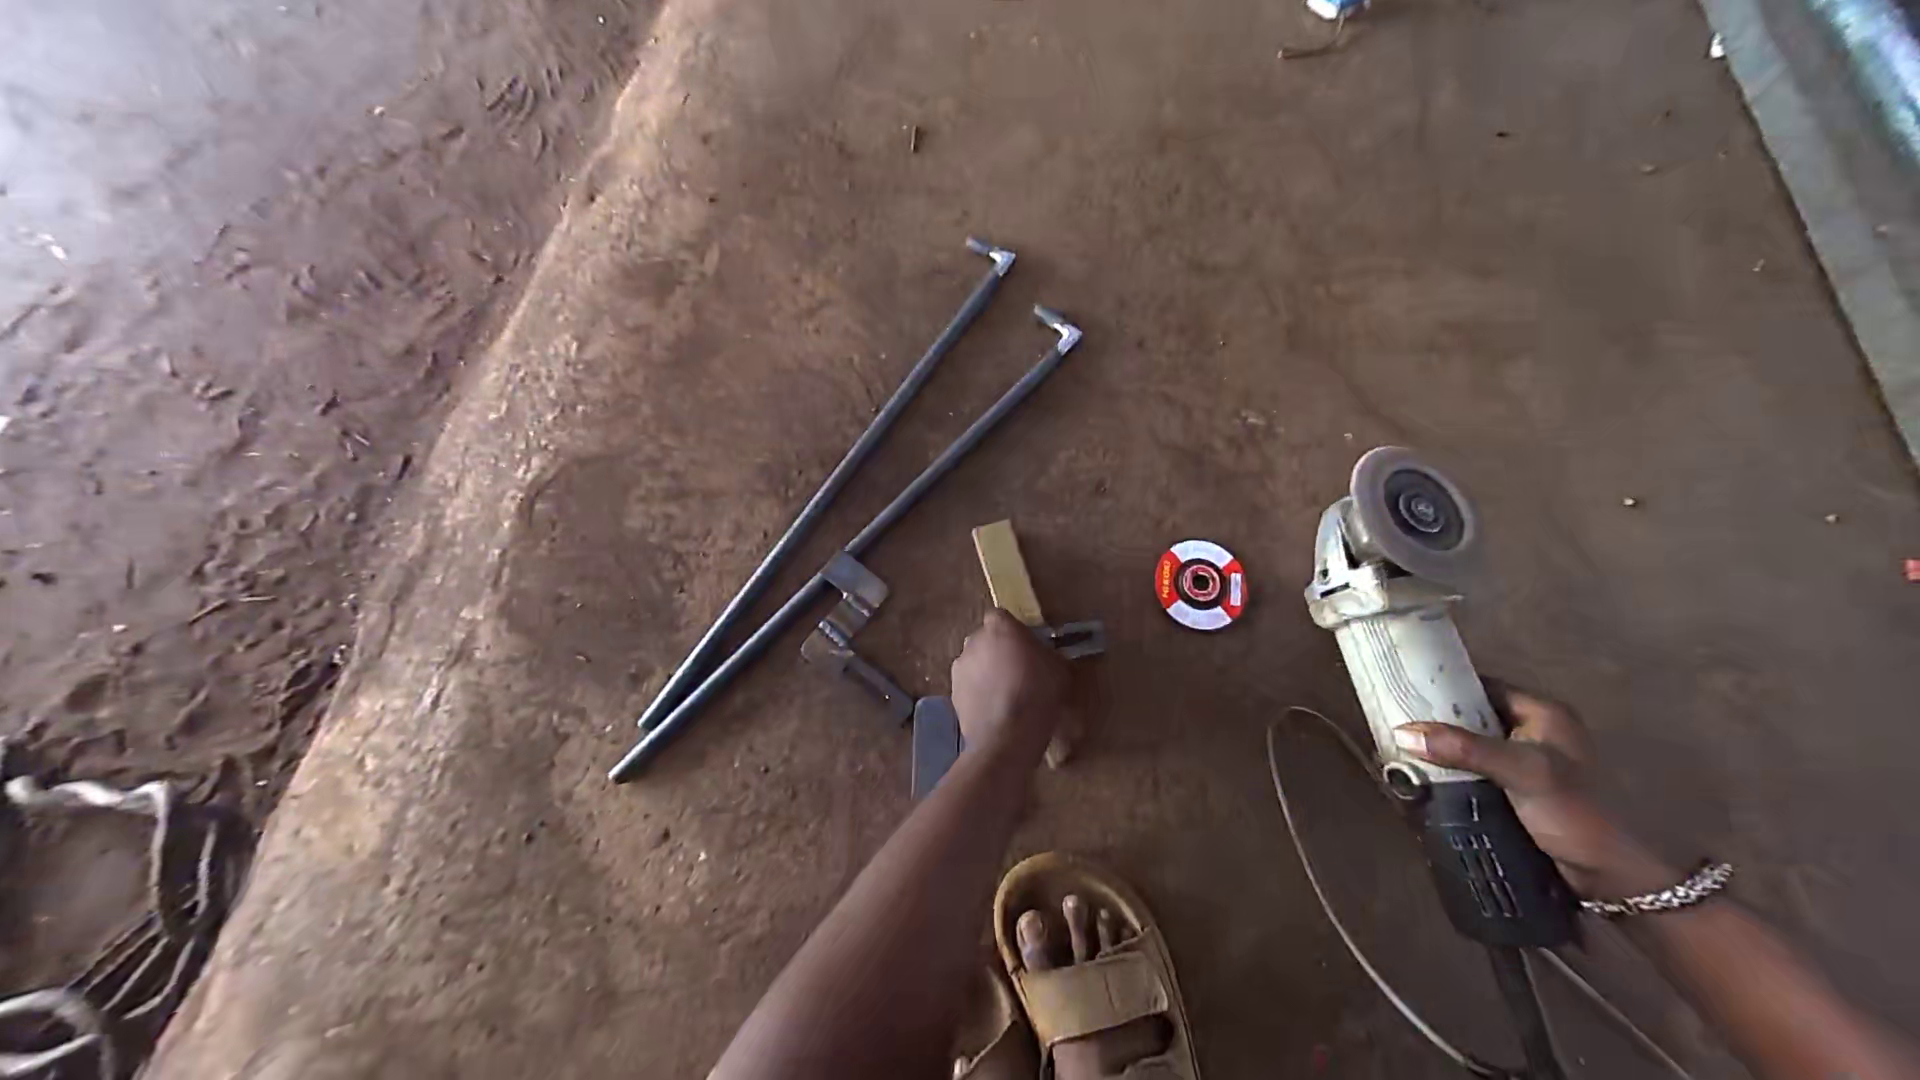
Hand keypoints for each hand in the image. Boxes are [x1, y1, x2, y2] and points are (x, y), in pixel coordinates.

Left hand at [950, 609, 1073, 759]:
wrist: (1008, 735)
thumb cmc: (1039, 694)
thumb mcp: (1059, 668)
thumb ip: (1046, 653)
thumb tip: (1044, 655)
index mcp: (999, 627)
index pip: (1000, 616)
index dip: (1011, 631)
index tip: (1024, 646)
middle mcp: (973, 640)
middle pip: (985, 639)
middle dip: (997, 650)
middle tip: (1017, 670)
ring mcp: (960, 667)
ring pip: (974, 663)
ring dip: (985, 672)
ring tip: (1004, 694)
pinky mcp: (952, 692)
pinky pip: (968, 685)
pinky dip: (977, 692)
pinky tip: (993, 710)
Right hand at [1395, 683, 1680, 899]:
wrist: (1615, 877)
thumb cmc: (1576, 812)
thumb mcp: (1521, 771)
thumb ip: (1463, 748)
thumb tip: (1402, 732)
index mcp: (1542, 712)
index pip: (1480, 686)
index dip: (1441, 686)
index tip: (1399, 690)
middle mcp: (1534, 730)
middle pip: (1470, 714)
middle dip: (1434, 721)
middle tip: (1393, 723)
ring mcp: (1525, 761)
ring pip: (1468, 743)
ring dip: (1438, 748)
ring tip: (1399, 748)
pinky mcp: (1515, 788)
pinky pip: (1471, 768)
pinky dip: (1448, 769)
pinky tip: (1422, 774)